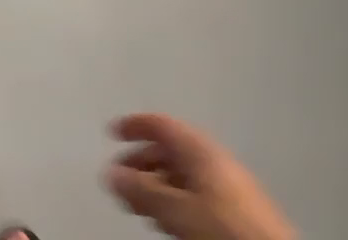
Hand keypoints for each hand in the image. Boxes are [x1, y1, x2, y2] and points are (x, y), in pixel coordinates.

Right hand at [105, 113, 295, 239]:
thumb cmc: (222, 224)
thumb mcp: (175, 207)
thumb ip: (141, 189)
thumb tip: (110, 172)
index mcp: (200, 148)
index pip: (161, 123)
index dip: (134, 124)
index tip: (112, 132)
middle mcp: (214, 158)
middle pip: (170, 149)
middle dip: (141, 160)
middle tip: (120, 175)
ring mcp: (228, 182)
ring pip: (182, 174)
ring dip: (155, 183)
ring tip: (137, 202)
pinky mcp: (237, 207)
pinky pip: (195, 192)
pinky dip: (174, 197)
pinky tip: (166, 217)